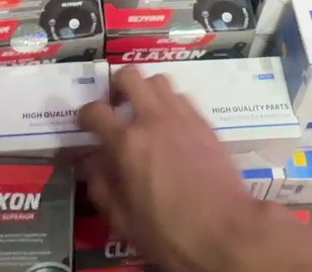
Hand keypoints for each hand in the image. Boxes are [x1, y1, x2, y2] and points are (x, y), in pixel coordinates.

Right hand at [76, 67, 268, 271]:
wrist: (227, 231)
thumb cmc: (171, 233)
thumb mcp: (125, 222)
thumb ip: (103, 189)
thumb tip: (93, 166)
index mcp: (128, 143)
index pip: (96, 111)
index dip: (85, 114)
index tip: (84, 122)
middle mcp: (153, 119)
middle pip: (129, 76)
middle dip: (115, 86)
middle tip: (115, 106)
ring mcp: (181, 116)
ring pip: (158, 80)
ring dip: (146, 91)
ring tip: (144, 112)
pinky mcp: (204, 121)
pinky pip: (181, 97)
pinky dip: (170, 103)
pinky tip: (171, 126)